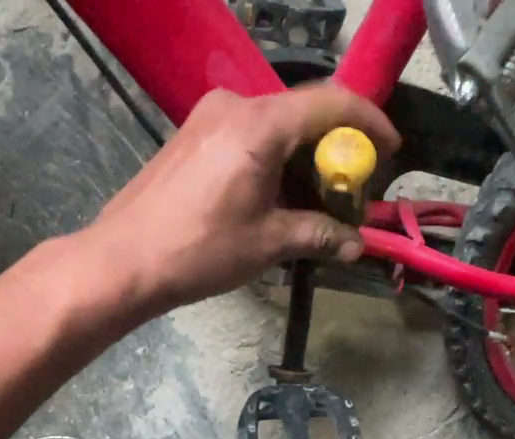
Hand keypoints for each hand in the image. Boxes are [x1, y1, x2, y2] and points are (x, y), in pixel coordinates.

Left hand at [87, 84, 398, 317]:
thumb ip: (318, 234)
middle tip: (352, 195)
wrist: (124, 260)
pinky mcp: (194, 136)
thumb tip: (354, 244)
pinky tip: (280, 201)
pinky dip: (275, 163)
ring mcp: (210, 118)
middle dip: (335, 154)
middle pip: (303, 115)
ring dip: (304, 163)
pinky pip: (250, 138)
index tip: (390, 151)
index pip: (330, 103)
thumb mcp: (267, 243)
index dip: (368, 123)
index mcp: (258, 124)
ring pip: (277, 129)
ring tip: (317, 208)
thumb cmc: (198, 250)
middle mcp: (235, 106)